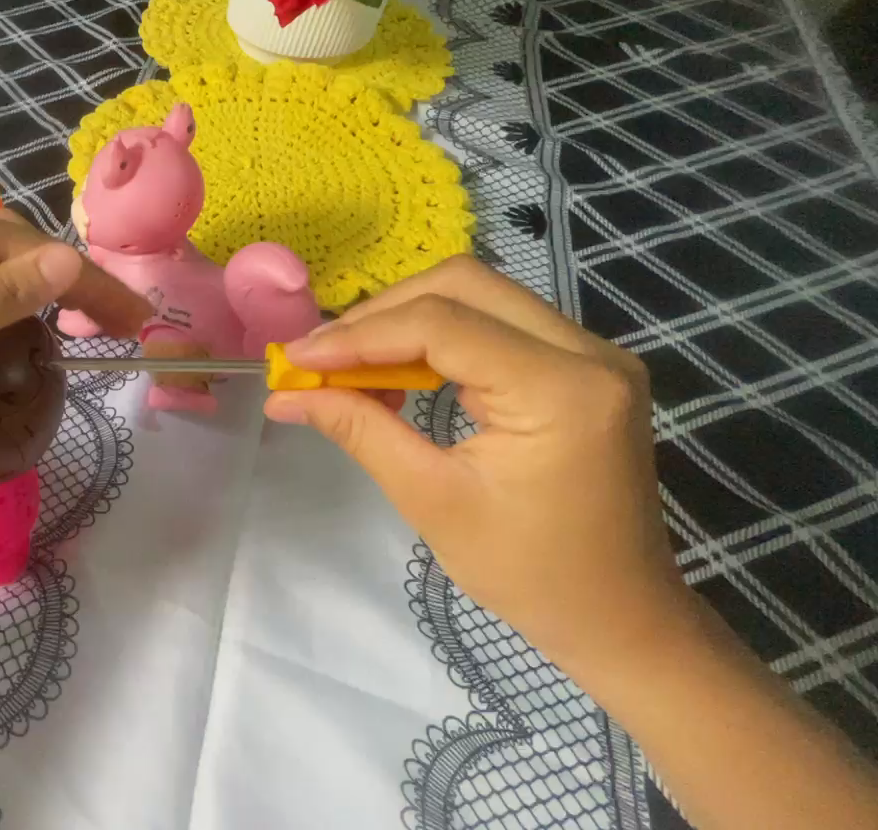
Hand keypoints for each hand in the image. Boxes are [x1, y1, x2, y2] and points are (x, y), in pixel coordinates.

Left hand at [0, 201, 150, 422]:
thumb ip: (7, 293)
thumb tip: (68, 258)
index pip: (46, 254)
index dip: (97, 287)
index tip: (141, 322)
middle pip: (28, 250)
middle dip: (76, 285)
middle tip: (116, 327)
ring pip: (4, 264)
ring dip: (44, 290)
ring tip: (81, 326)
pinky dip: (11, 297)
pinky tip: (20, 322)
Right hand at [262, 255, 684, 666]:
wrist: (620, 617)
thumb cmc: (528, 570)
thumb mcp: (428, 497)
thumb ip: (357, 429)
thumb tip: (282, 396)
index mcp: (560, 389)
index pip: (439, 324)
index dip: (356, 335)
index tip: (295, 360)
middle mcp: (587, 354)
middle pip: (461, 285)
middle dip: (378, 314)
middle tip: (323, 356)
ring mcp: (589, 355)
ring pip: (474, 294)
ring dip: (401, 321)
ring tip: (349, 367)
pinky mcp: (576, 367)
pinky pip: (490, 322)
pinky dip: (431, 338)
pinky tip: (394, 374)